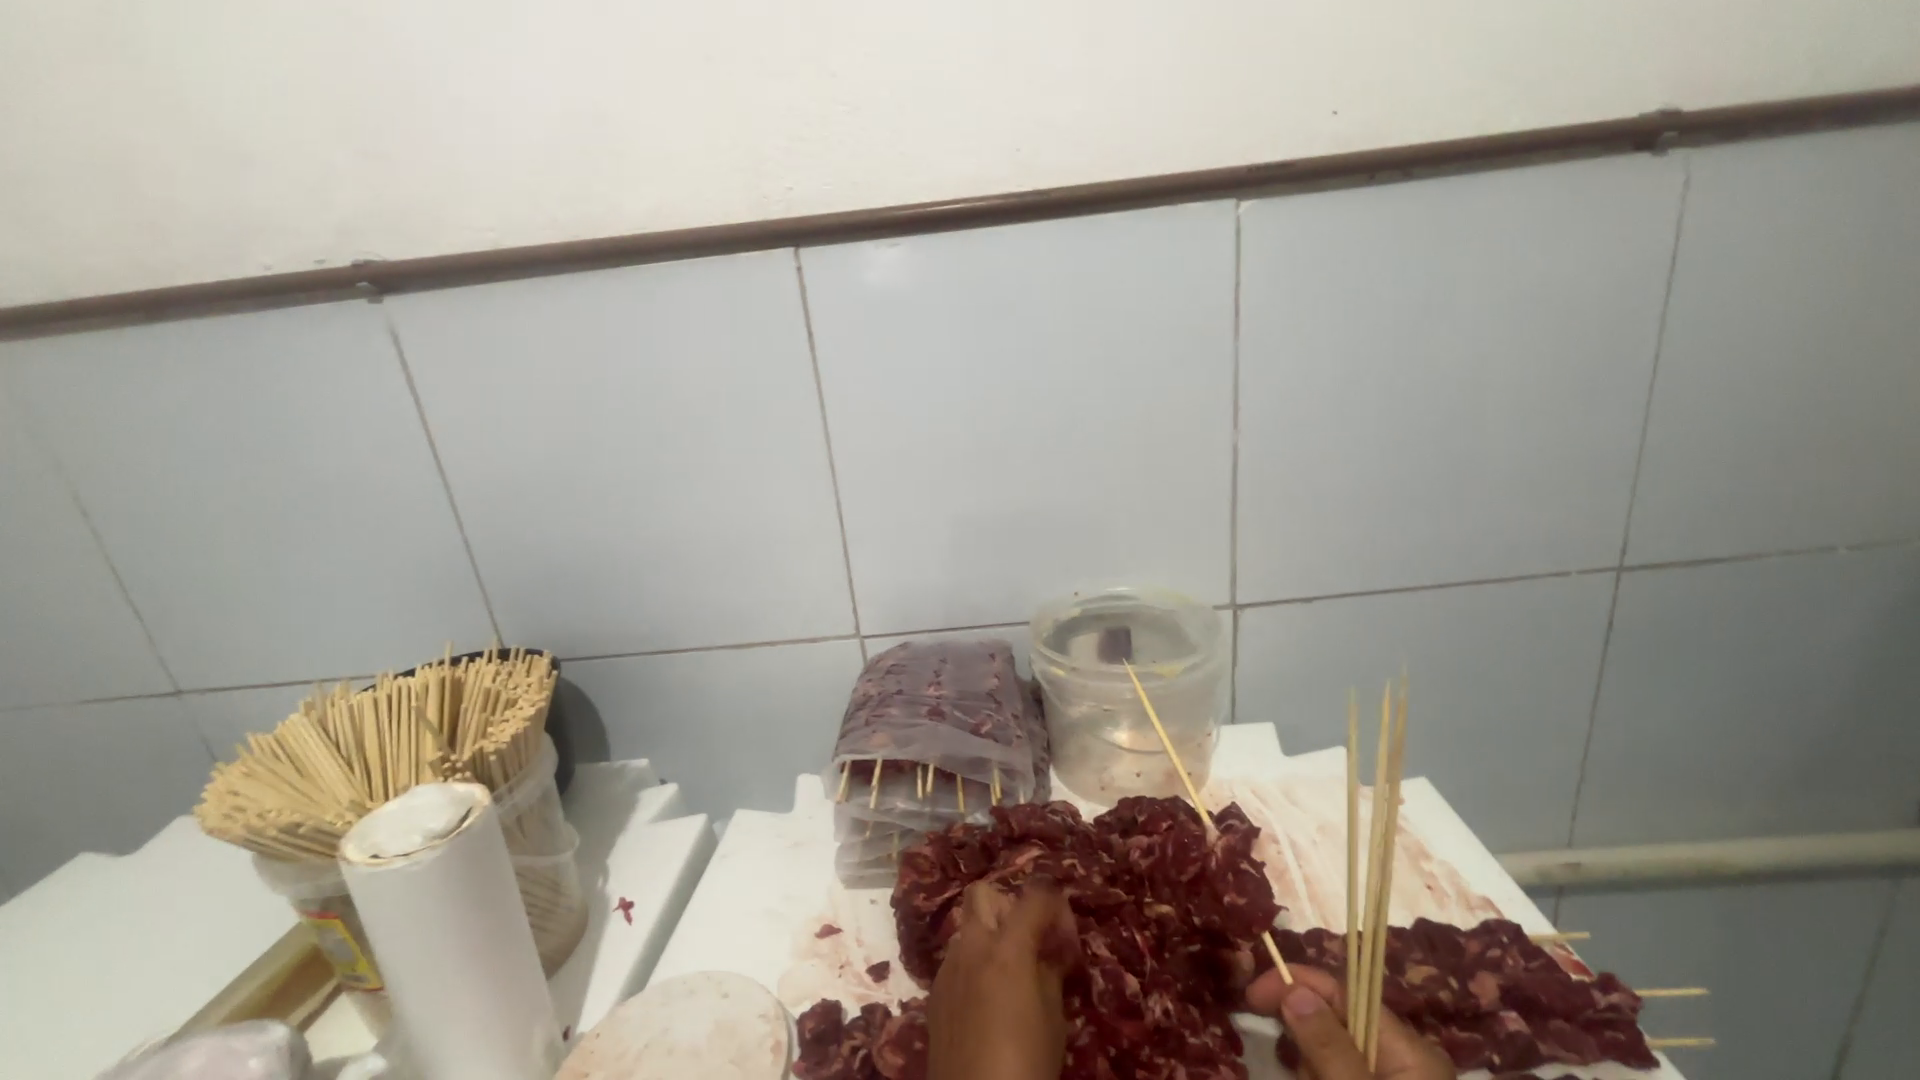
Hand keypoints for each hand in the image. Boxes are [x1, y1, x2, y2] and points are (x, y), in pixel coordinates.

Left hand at [926, 881, 1079, 1079]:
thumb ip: (1052, 970)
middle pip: (983, 893)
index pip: (1035, 895)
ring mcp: (947, 968)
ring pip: (968, 927)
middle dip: (1010, 906)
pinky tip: (990, 1000)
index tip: (1067, 939)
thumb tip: (1054, 948)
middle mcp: (971, 948)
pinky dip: (975, 963)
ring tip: (1013, 975)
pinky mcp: (934, 993)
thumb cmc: (1026, 1063)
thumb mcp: (1053, 1018)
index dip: (1056, 907)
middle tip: (1031, 943)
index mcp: (1006, 949)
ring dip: (991, 936)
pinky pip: (957, 959)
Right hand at [1245, 966, 1455, 1079]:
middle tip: (1286, 1063)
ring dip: (1310, 1066)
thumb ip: (1328, 1048)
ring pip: (1333, 1050)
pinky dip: (1318, 1076)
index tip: (1252, 996)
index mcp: (1411, 1051)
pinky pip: (1339, 1072)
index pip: (1345, 991)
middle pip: (1337, 1018)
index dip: (1296, 983)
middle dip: (1303, 1035)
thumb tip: (1293, 989)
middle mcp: (1407, 1060)